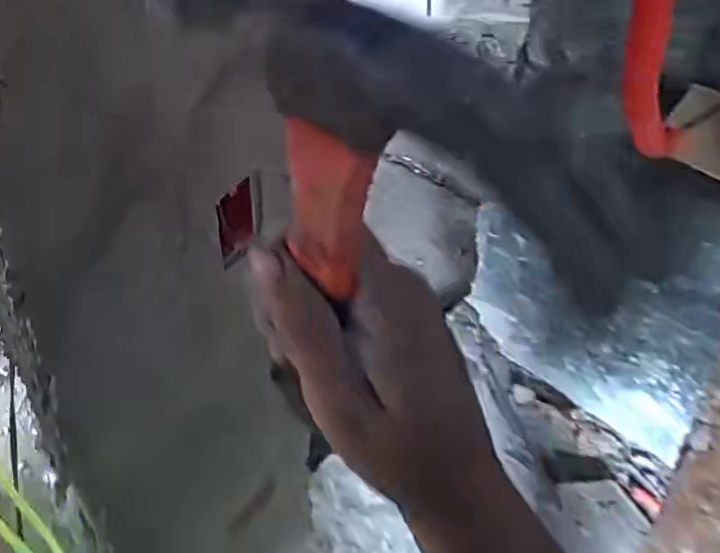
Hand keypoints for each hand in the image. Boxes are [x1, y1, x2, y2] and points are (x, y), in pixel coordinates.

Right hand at [247, 232, 505, 523]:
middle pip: (317, 251)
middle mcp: (397, 278)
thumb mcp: (335, 395)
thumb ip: (299, 321)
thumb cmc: (396, 451)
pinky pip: (341, 290)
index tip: (278, 307)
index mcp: (387, 292)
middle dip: (288, 293)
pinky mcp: (398, 308)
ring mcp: (400, 292)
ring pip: (323, 271)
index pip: (324, 228)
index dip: (288, 255)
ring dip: (300, 311)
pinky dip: (321, 319)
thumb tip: (259, 253)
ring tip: (305, 366)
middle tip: (289, 352)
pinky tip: (324, 363)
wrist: (459, 491)